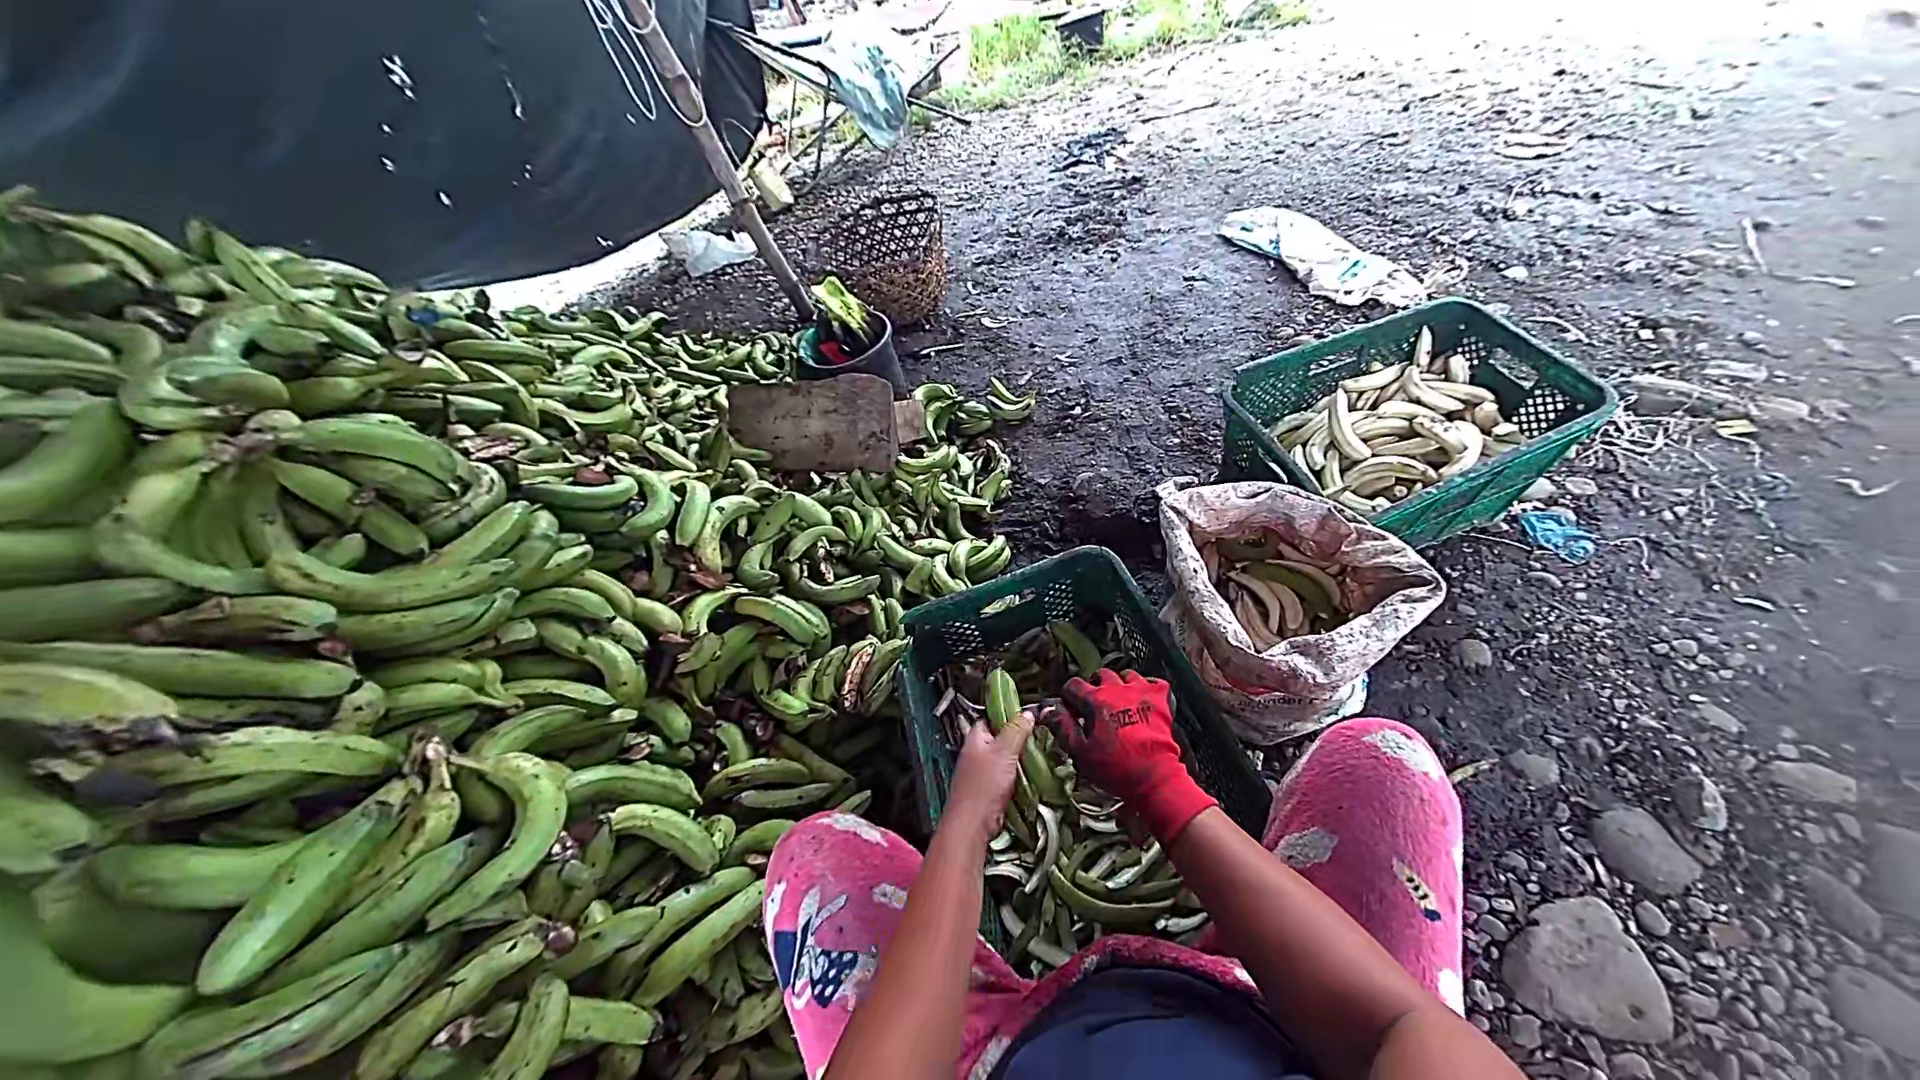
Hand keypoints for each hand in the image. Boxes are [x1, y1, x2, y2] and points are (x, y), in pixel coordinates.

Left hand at [943, 708, 1032, 842]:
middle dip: (1017, 739)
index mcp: (975, 738)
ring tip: (1038, 755)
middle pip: (999, 738)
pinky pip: (1006, 775)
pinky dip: (1017, 775)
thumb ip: (1016, 731)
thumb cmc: (984, 785)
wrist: (973, 824)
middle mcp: (975, 752)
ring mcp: (981, 772)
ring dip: (1018, 758)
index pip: (990, 717)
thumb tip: (1028, 714)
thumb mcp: (1004, 752)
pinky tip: (1030, 775)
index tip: (1027, 715)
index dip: (1006, 715)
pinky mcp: (988, 789)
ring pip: (1004, 758)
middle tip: (1037, 737)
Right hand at [1048, 669, 1216, 843]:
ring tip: (1119, 701)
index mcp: (1095, 700)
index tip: (1071, 707)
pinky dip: (1146, 688)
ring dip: (1120, 685)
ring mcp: (1141, 691)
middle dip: (1094, 687)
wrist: (1155, 778)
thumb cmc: (1117, 768)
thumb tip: (1048, 709)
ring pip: (1126, 675)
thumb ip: (1063, 726)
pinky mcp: (1161, 699)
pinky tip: (1142, 700)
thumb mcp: (1081, 751)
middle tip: (1094, 705)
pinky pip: (1153, 682)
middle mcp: (1118, 689)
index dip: (1069, 696)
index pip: (1074, 685)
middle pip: (1100, 675)